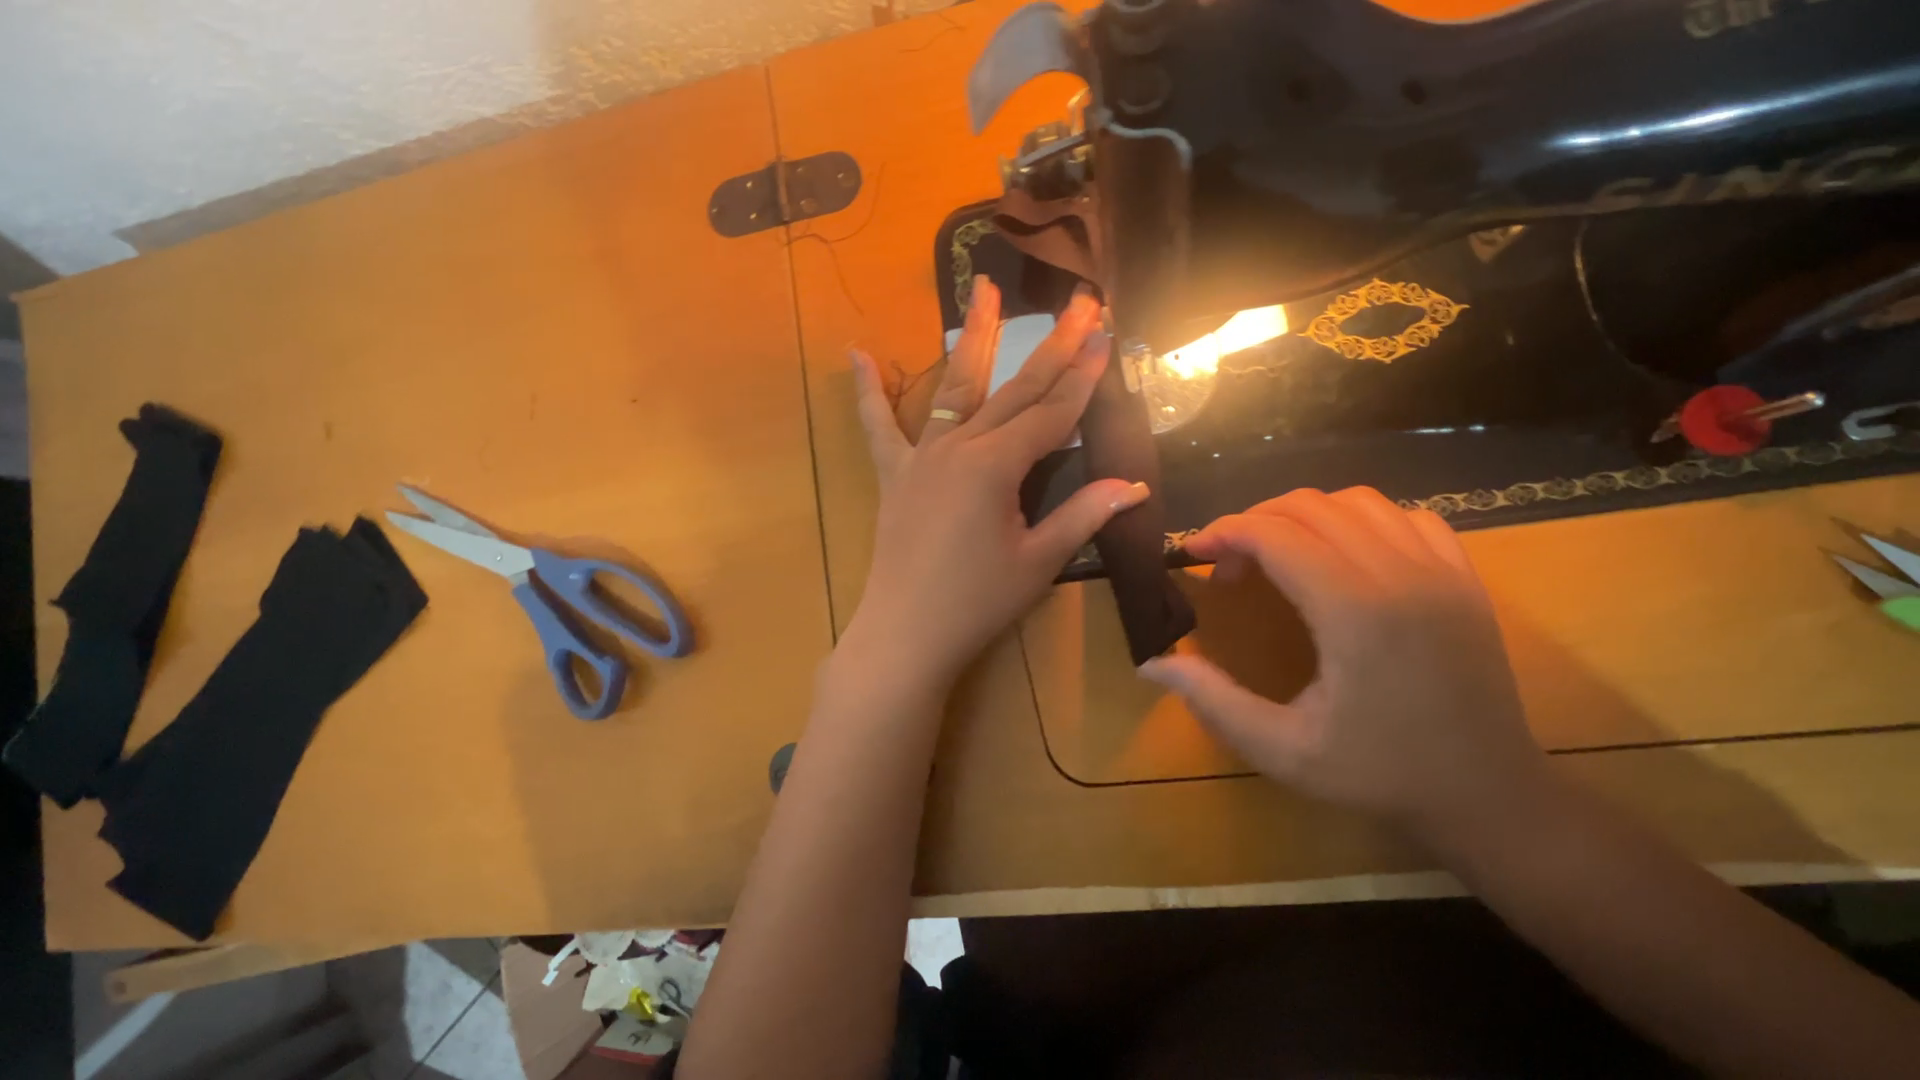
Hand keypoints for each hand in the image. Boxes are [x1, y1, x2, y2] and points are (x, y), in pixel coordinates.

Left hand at [843, 278, 1149, 690]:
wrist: (905, 633)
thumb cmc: (977, 603)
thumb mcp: (1037, 561)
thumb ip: (1082, 515)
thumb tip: (1133, 485)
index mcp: (996, 466)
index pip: (1052, 413)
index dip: (1084, 376)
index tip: (1107, 333)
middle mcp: (958, 447)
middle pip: (1015, 388)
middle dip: (1052, 345)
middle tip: (1078, 300)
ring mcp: (921, 456)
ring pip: (954, 387)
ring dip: (974, 337)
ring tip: (984, 288)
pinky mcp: (894, 474)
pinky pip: (878, 427)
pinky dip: (869, 391)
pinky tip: (858, 354)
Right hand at [1139, 487, 1546, 835]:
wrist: (1487, 795)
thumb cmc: (1379, 775)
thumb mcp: (1282, 750)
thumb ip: (1213, 700)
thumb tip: (1151, 662)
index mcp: (1354, 612)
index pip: (1275, 534)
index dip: (1224, 532)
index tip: (1193, 554)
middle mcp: (1400, 575)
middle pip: (1312, 506)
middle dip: (1256, 520)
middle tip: (1228, 563)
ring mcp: (1441, 572)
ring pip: (1361, 501)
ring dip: (1307, 514)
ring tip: (1279, 553)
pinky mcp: (1466, 580)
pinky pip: (1408, 517)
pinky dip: (1363, 520)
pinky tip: (1344, 555)